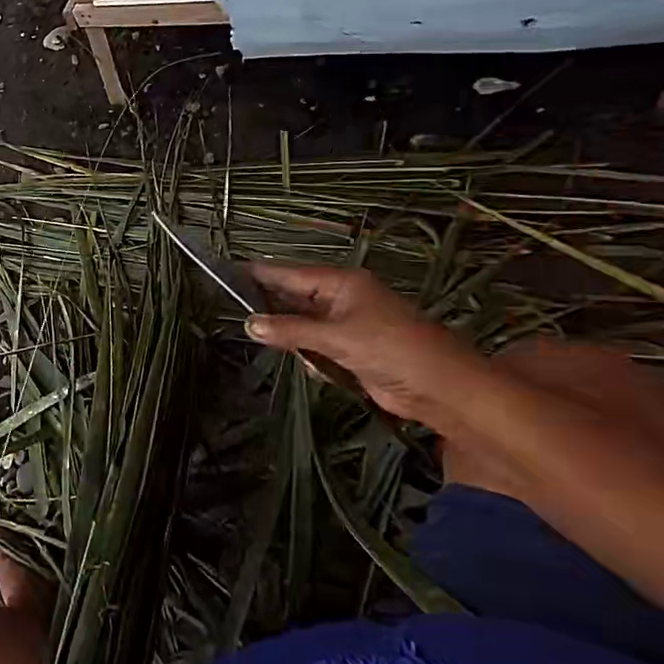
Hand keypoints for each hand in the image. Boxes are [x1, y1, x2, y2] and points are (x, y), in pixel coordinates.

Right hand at [242, 264, 486, 421]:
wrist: (445, 390)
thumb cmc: (394, 351)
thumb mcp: (336, 338)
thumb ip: (289, 330)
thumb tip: (249, 324)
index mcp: (341, 283)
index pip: (286, 273)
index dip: (254, 274)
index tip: (219, 274)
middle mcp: (339, 299)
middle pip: (289, 297)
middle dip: (267, 308)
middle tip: (233, 314)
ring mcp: (344, 324)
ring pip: (297, 325)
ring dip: (290, 338)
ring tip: (280, 347)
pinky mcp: (348, 349)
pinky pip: (311, 346)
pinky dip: (308, 357)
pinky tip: (317, 369)